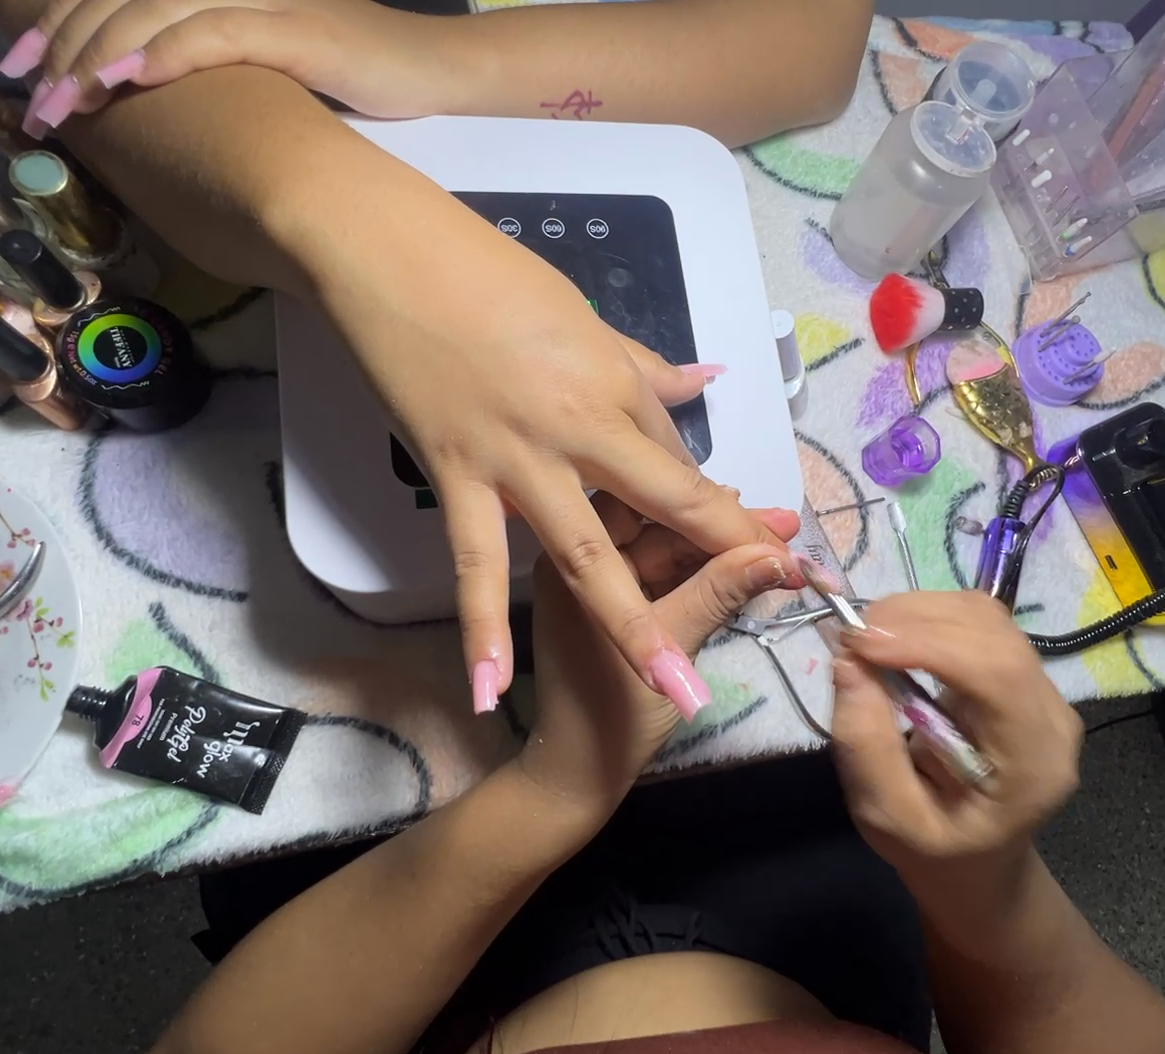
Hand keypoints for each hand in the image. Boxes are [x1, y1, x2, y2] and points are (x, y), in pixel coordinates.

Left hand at [0, 0, 467, 129]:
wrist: (428, 67)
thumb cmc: (358, 70)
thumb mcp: (274, 57)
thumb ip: (218, 57)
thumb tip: (164, 88)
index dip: (62, 24)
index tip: (26, 70)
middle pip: (121, 0)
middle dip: (61, 46)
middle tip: (24, 95)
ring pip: (153, 15)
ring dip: (97, 57)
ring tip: (61, 100)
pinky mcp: (291, 29)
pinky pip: (213, 34)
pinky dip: (165, 54)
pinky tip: (125, 79)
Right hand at [309, 194, 778, 719]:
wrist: (388, 254)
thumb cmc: (491, 274)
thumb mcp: (585, 319)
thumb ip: (644, 367)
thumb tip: (702, 381)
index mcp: (616, 385)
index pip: (679, 460)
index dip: (726, 508)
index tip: (771, 544)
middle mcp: (580, 430)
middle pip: (665, 504)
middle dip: (724, 558)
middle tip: (777, 604)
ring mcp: (518, 463)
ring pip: (585, 554)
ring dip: (632, 626)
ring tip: (671, 689)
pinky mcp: (457, 480)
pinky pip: (474, 563)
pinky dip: (483, 627)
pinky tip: (495, 686)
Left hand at [518, 496, 801, 816]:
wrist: (580, 773)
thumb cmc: (613, 712)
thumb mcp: (673, 644)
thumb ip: (721, 593)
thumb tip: (781, 554)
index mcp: (572, 557)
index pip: (644, 509)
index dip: (708, 506)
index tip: (767, 513)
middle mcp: (582, 557)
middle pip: (663, 527)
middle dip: (726, 527)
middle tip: (788, 524)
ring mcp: (603, 581)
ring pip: (672, 551)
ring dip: (724, 550)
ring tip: (783, 539)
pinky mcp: (624, 604)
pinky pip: (669, 576)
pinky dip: (709, 573)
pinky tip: (751, 564)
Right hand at [829, 592, 1081, 884]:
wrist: (976, 860)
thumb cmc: (934, 848)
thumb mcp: (886, 818)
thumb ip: (866, 747)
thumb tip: (848, 663)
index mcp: (1033, 763)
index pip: (997, 673)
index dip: (927, 644)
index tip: (858, 643)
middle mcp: (1051, 716)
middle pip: (992, 633)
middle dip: (913, 620)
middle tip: (849, 638)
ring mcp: (1039, 689)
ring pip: (983, 616)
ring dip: (916, 613)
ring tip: (865, 640)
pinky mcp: (1015, 671)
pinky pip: (976, 622)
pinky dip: (925, 616)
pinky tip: (892, 640)